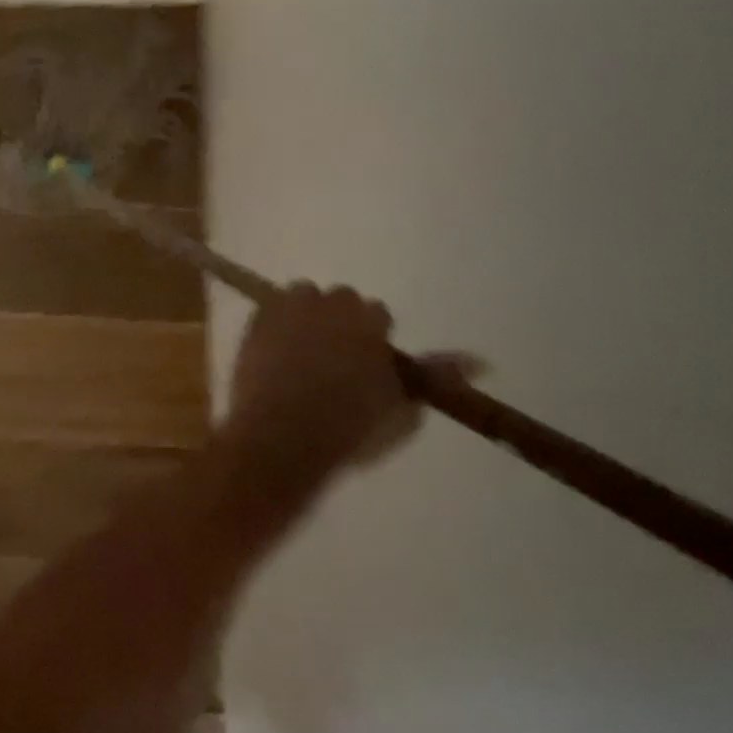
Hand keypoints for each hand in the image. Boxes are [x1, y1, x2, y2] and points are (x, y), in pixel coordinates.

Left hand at [224, 283, 471, 480]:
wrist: (281, 435)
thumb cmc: (349, 428)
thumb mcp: (402, 409)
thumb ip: (434, 378)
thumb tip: (478, 361)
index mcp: (369, 322)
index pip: (377, 313)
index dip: (371, 336)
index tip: (364, 360)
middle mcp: (328, 306)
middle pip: (339, 299)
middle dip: (338, 320)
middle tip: (333, 356)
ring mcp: (286, 310)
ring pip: (300, 297)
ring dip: (305, 314)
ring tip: (301, 349)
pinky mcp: (253, 322)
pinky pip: (267, 310)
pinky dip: (273, 324)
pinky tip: (274, 352)